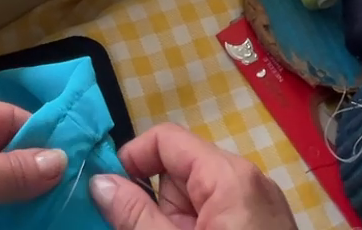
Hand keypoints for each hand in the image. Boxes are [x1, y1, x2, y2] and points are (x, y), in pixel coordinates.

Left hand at [0, 93, 67, 229]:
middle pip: (0, 152)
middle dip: (35, 172)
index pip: (4, 116)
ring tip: (63, 212)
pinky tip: (28, 226)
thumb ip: (13, 171)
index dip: (41, 134)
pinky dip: (2, 218)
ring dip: (22, 200)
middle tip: (78, 191)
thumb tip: (60, 158)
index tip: (82, 156)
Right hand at [90, 124, 295, 229]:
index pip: (166, 139)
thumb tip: (99, 181)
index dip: (133, 159)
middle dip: (160, 207)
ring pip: (198, 199)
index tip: (110, 194)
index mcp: (228, 175)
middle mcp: (249, 180)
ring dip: (179, 225)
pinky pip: (220, 217)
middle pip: (181, 171)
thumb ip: (135, 214)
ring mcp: (262, 207)